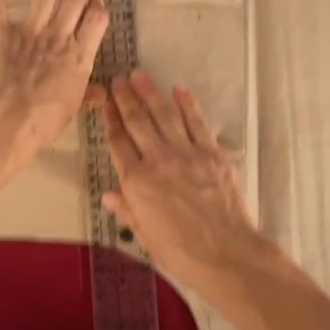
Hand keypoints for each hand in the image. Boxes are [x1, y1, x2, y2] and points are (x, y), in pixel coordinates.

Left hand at [0, 0, 108, 158]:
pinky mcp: (2, 33)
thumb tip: (103, 94)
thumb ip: (87, 96)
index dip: (99, 3)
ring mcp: (30, 32)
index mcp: (80, 56)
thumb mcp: (72, 109)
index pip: (97, 20)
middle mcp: (59, 37)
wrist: (8, 118)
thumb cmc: (44, 119)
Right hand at [101, 72, 281, 305]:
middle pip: (137, 122)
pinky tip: (179, 89)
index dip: (110, 119)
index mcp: (136, 182)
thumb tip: (109, 195)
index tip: (104, 101)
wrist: (225, 255)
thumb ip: (127, 210)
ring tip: (140, 75)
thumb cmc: (180, 253)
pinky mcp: (211, 154)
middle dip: (126, 98)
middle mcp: (157, 160)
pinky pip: (196, 123)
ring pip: (164, 115)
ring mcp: (185, 153)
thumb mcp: (145, 236)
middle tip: (118, 79)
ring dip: (150, 93)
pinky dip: (187, 104)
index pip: (118, 142)